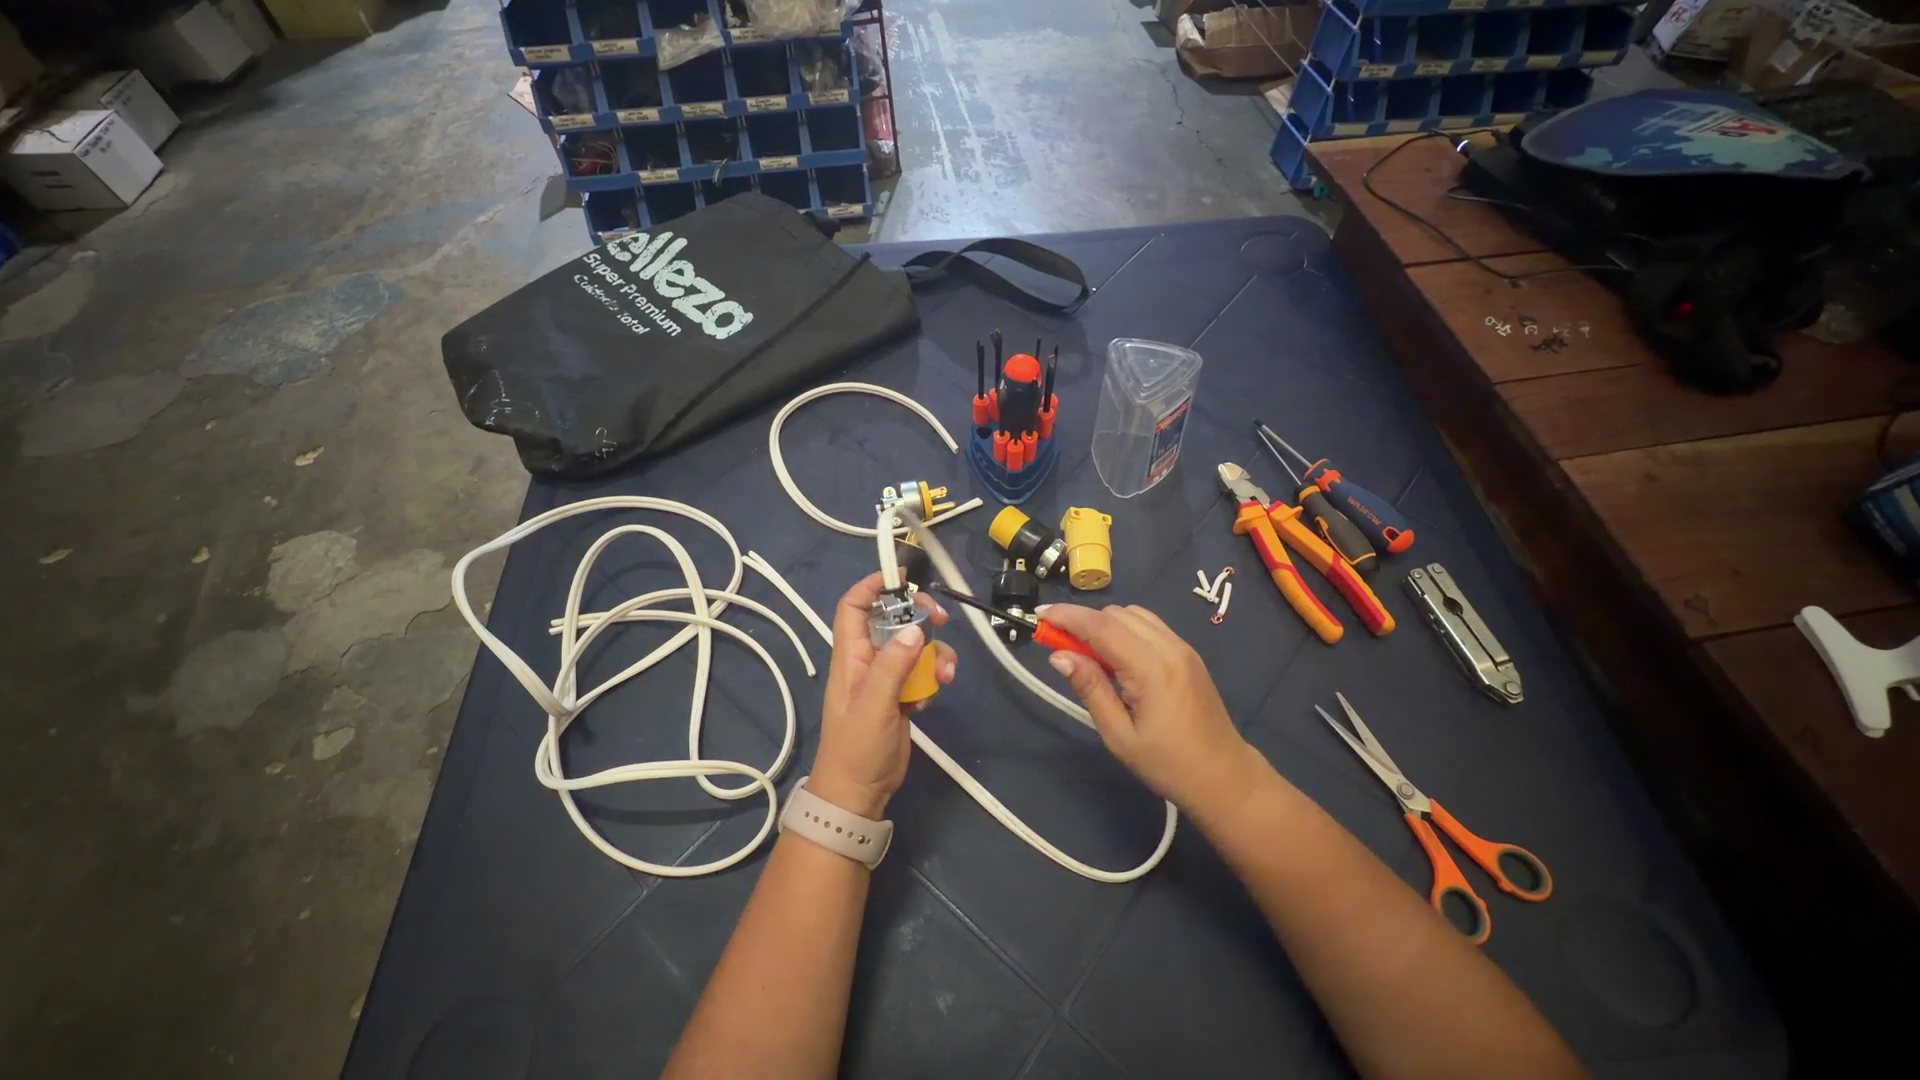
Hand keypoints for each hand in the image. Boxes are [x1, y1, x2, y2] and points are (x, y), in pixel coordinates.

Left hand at [809, 573, 956, 818]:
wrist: (859, 792)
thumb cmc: (857, 747)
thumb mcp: (874, 704)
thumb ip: (893, 666)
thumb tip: (914, 629)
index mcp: (850, 655)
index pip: (854, 607)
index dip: (873, 586)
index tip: (902, 576)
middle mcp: (868, 660)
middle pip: (893, 621)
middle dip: (918, 615)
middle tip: (940, 618)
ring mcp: (887, 678)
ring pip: (915, 647)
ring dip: (934, 654)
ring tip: (945, 675)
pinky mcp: (903, 696)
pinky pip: (923, 672)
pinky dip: (934, 676)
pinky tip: (937, 692)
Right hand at [1037, 604, 1263, 814]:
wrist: (1223, 776)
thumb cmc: (1167, 764)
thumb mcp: (1119, 734)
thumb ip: (1090, 689)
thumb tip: (1059, 656)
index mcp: (1152, 669)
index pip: (1102, 627)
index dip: (1068, 616)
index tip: (1039, 616)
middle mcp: (1170, 648)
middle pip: (1117, 614)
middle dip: (1084, 621)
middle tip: (1060, 647)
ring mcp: (1183, 647)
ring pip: (1134, 614)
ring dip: (1105, 624)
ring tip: (1087, 654)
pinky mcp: (1188, 653)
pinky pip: (1149, 625)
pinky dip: (1125, 629)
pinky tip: (1115, 657)